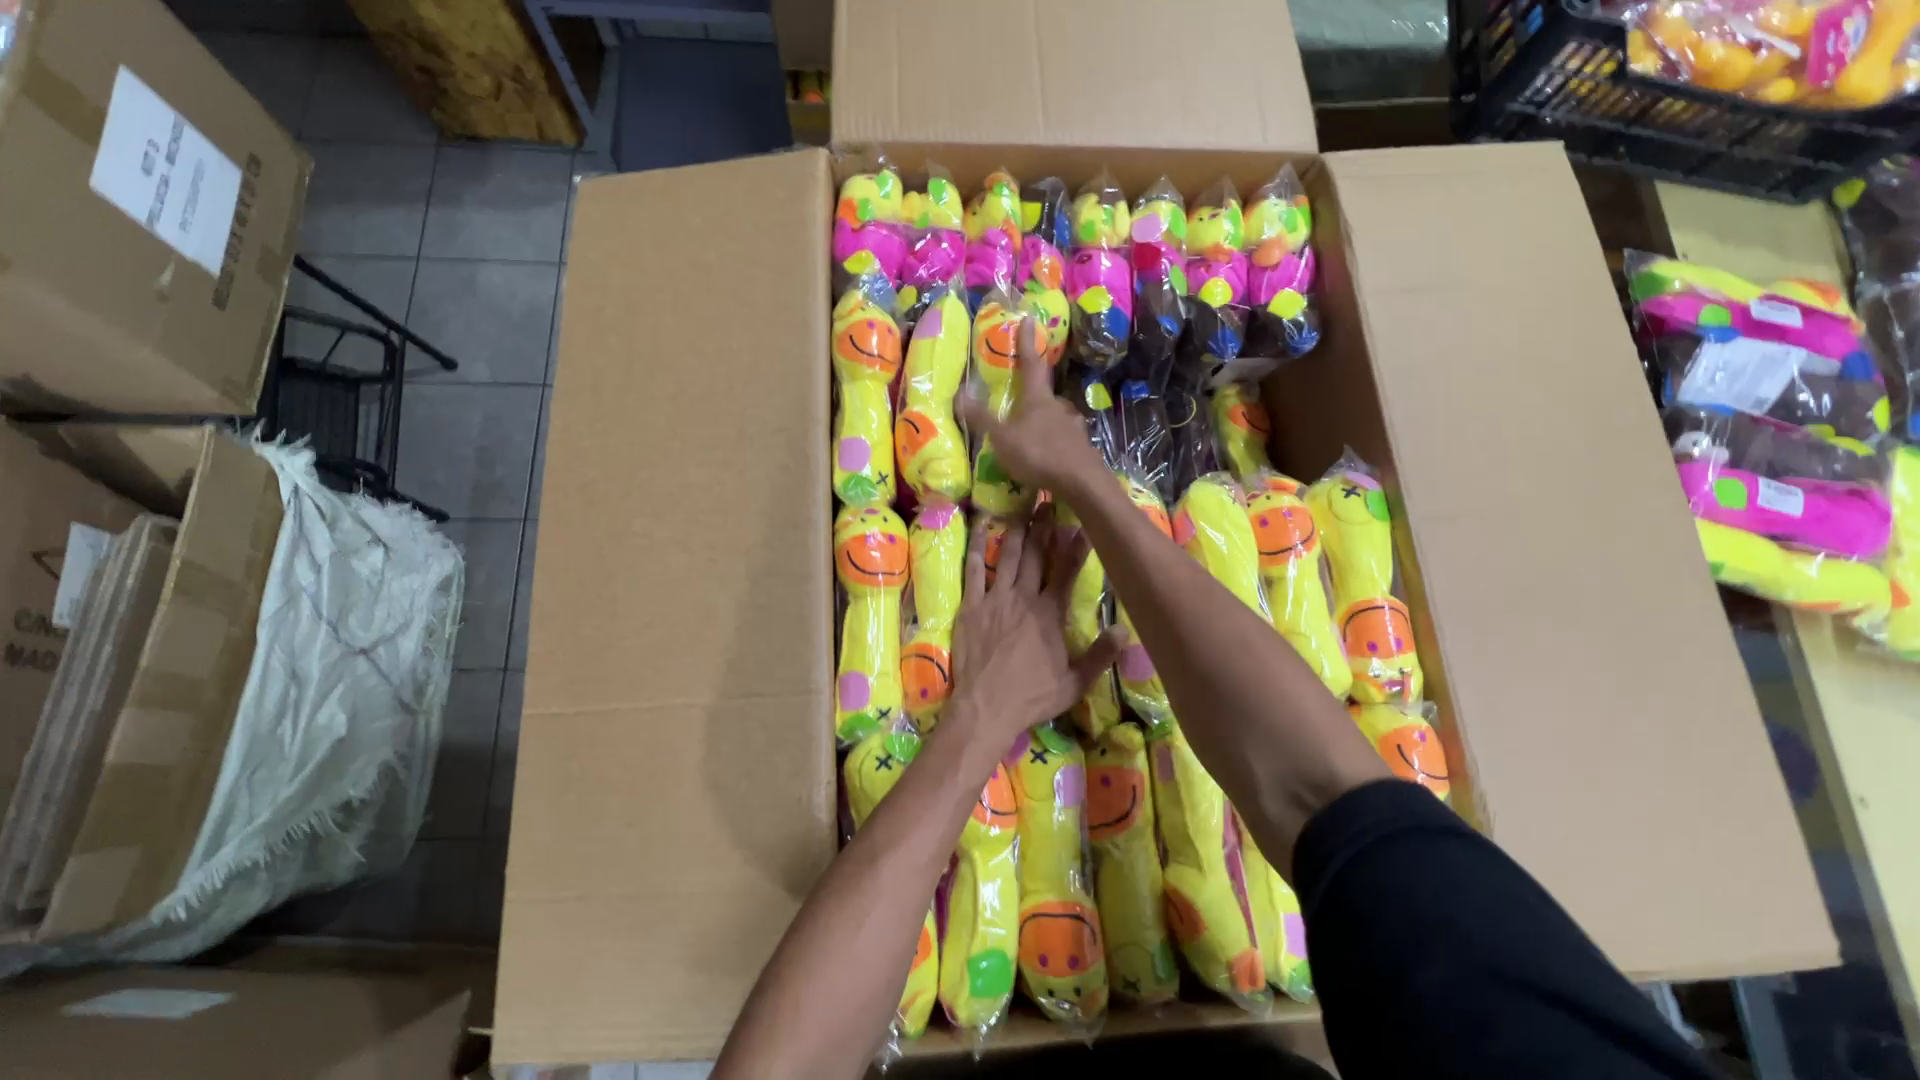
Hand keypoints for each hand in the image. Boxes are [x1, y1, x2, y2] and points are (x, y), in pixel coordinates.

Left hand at [945, 502, 1127, 753]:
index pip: (1068, 571)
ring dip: (1019, 530)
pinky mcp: (972, 606)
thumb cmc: (1032, 697)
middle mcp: (1024, 598)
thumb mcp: (1075, 682)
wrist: (986, 707)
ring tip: (1025, 506)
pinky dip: (979, 547)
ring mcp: (995, 599)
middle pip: (1037, 555)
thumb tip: (1125, 629)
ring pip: (1009, 556)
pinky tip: (983, 526)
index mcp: (1050, 614)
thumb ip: (1101, 654)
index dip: (1077, 547)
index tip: (1084, 524)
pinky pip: (975, 570)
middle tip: (1050, 502)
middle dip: (1046, 527)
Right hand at [958, 318, 1107, 500]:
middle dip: (1033, 397)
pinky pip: (1063, 441)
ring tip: (1029, 436)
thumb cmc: (1038, 454)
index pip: (1031, 363)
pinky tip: (1046, 457)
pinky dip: (1053, 444)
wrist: (1082, 482)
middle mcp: (1059, 407)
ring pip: (1055, 419)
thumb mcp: (1002, 438)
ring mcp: (1073, 427)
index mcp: (1038, 399)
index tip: (1029, 320)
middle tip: (1019, 403)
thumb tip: (960, 393)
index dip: (1028, 342)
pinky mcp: (1081, 448)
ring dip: (1043, 423)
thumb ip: (982, 418)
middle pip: (1044, 395)